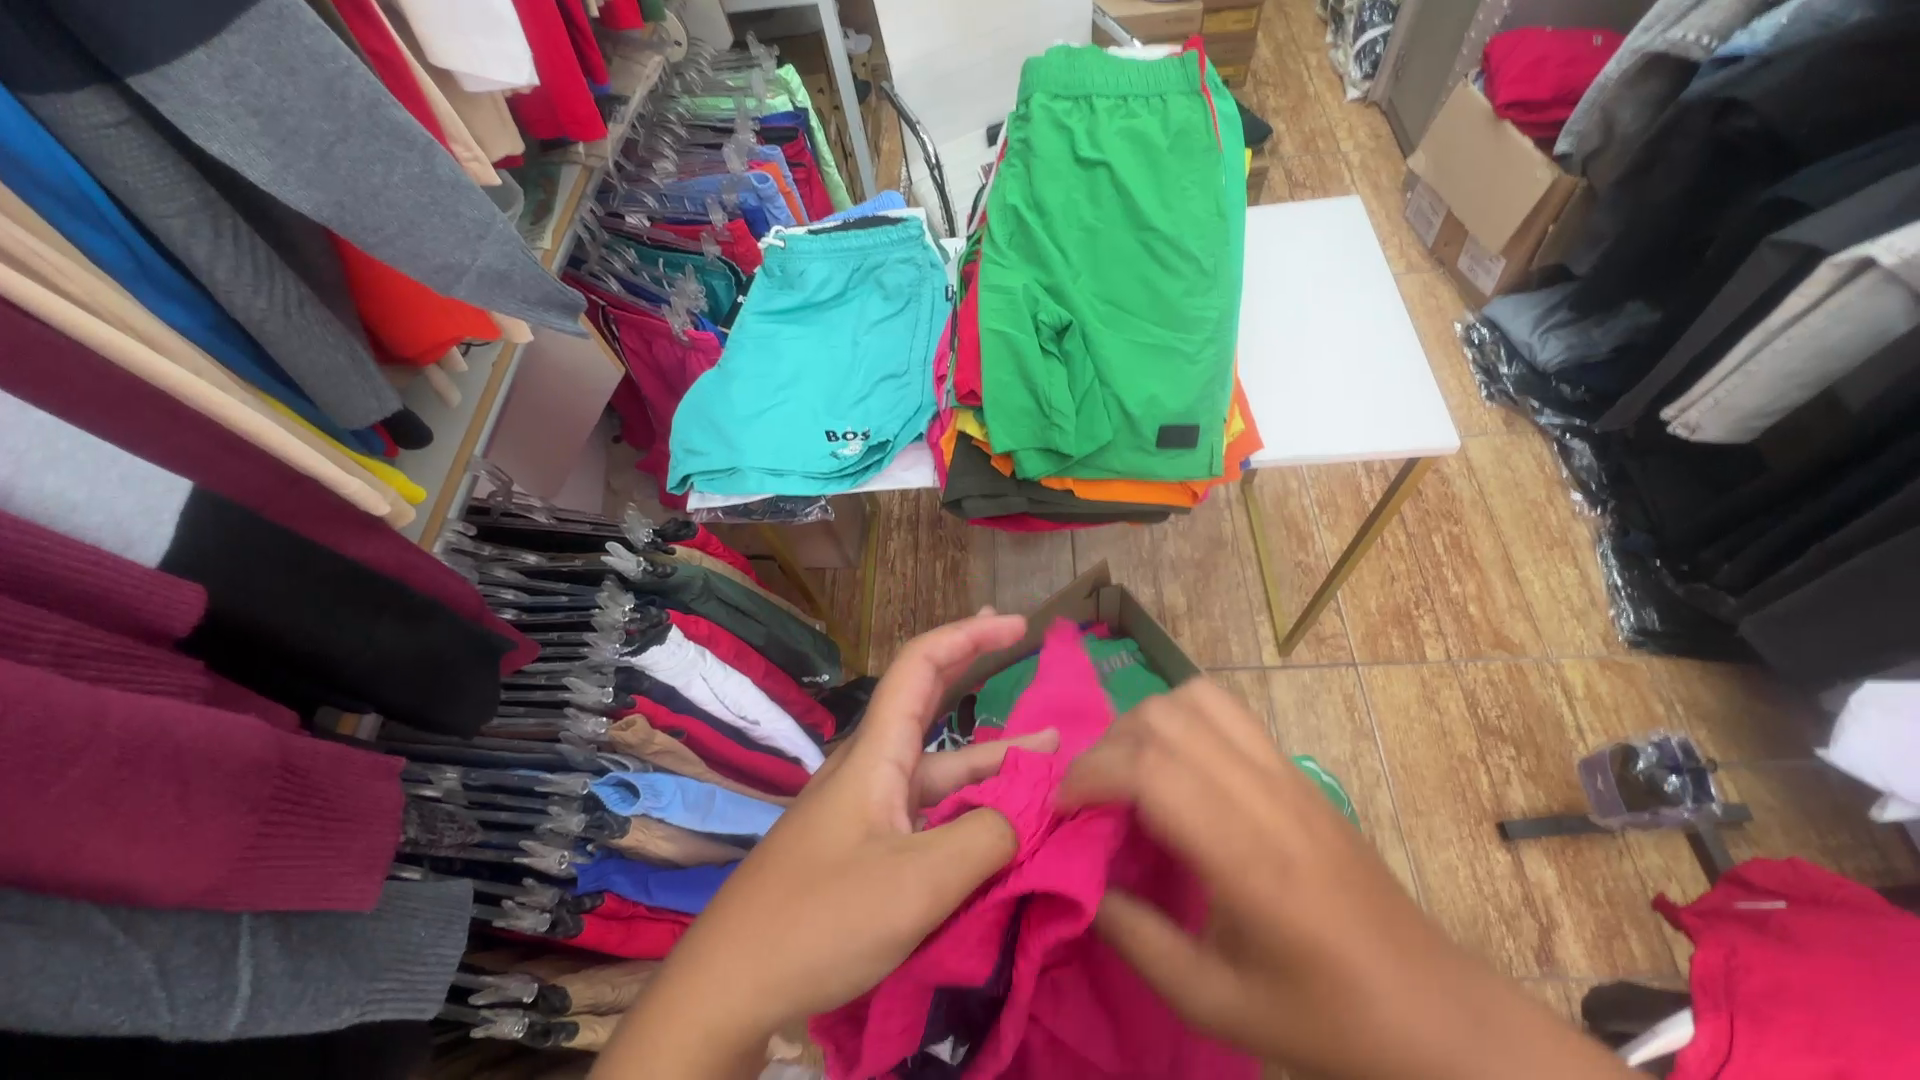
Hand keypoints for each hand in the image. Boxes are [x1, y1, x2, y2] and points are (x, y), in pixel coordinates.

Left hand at [595, 610, 1056, 1078]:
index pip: (921, 667)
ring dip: (991, 768)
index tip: (1018, 625)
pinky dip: (971, 816)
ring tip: (1049, 767)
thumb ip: (988, 837)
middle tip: (1019, 648)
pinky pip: (928, 819)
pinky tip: (1002, 833)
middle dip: (976, 676)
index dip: (970, 636)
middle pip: (929, 710)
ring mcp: (864, 817)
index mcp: (875, 757)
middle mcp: (869, 774)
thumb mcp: (920, 881)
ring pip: (938, 776)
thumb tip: (1034, 809)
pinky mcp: (863, 857)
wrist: (730, 988)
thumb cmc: (821, 920)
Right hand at [1060, 679, 1635, 1079]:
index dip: (1089, 775)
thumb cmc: (1322, 1018)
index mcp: (1248, 857)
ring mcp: (1291, 776)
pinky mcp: (1301, 774)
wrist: (1432, 1011)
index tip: (1061, 812)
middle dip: (1106, 746)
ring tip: (1126, 776)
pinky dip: (1182, 722)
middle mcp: (1269, 796)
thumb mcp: (1212, 1001)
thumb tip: (1078, 881)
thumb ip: (1134, 937)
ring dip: (1144, 724)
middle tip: (1087, 799)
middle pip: (1165, 718)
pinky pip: (1229, 714)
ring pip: (1198, 698)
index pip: (1150, 768)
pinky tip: (1174, 774)